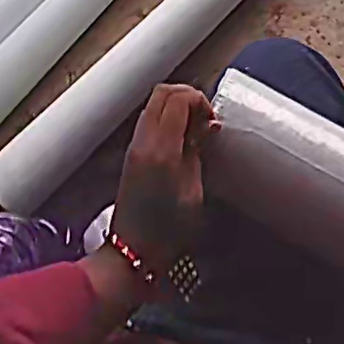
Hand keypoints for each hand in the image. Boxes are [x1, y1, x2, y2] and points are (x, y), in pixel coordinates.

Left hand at [109, 85, 219, 279]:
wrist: (132, 251)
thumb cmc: (168, 231)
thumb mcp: (193, 192)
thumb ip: (197, 151)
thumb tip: (207, 125)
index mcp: (161, 149)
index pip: (177, 100)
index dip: (198, 99)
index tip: (212, 118)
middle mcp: (144, 140)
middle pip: (162, 92)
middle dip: (186, 95)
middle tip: (205, 116)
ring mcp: (134, 143)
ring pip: (154, 102)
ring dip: (176, 104)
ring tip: (196, 126)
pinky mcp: (132, 150)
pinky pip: (149, 117)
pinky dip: (166, 115)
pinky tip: (181, 134)